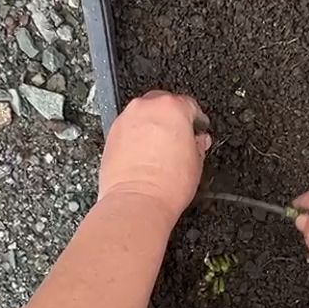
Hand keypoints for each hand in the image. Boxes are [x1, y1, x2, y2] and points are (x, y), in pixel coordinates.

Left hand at [98, 91, 210, 216]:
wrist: (137, 202)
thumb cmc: (166, 185)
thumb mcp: (196, 163)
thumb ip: (197, 144)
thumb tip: (197, 141)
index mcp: (172, 108)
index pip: (189, 105)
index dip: (195, 121)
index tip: (196, 131)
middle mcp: (146, 107)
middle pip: (162, 105)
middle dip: (170, 120)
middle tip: (176, 142)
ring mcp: (126, 120)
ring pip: (142, 116)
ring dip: (150, 128)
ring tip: (157, 152)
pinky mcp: (111, 134)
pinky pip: (127, 130)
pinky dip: (134, 139)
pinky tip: (142, 157)